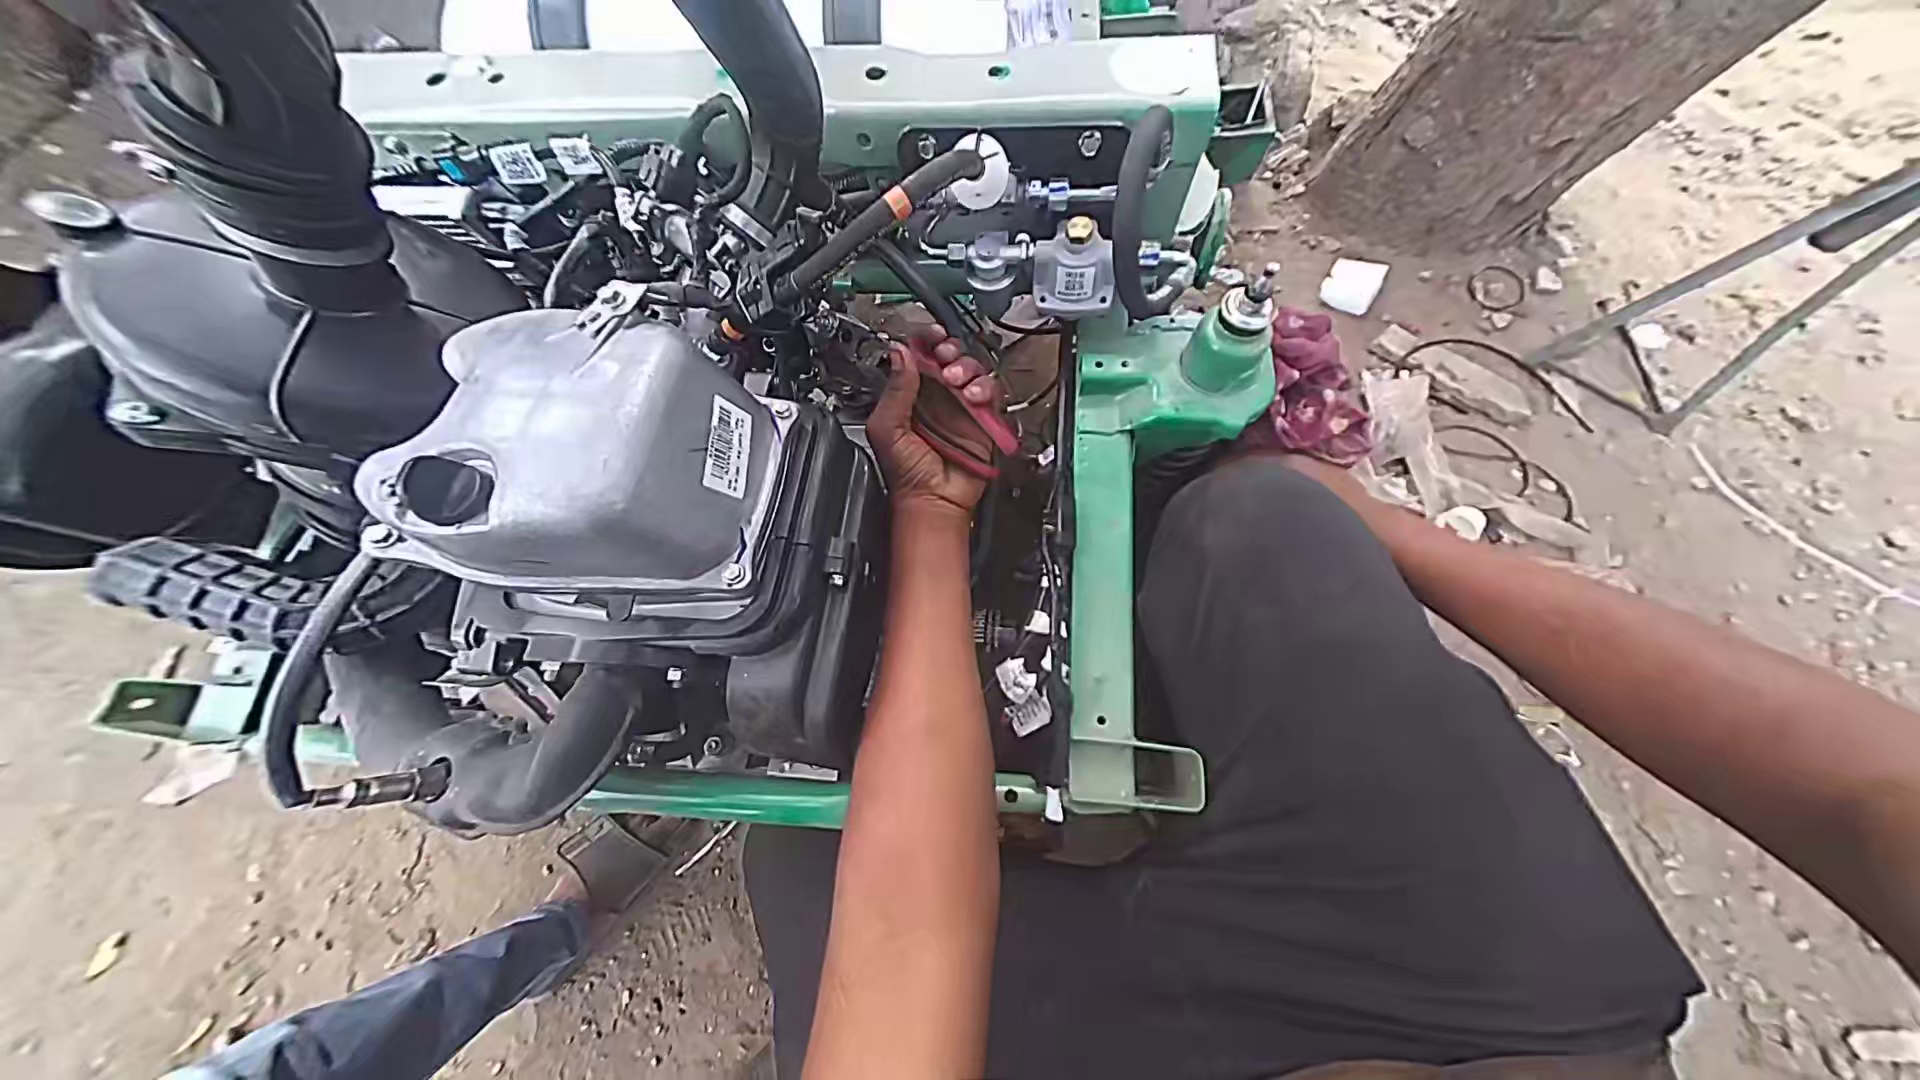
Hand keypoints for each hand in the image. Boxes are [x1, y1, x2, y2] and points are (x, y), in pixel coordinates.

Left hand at [868, 326, 1001, 518]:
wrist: (931, 500)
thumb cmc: (906, 474)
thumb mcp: (886, 428)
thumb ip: (894, 390)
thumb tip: (899, 354)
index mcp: (911, 395)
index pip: (920, 357)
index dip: (926, 341)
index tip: (930, 336)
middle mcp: (937, 398)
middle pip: (950, 357)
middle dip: (949, 349)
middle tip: (944, 355)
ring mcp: (961, 408)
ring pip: (972, 370)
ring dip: (966, 367)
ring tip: (956, 380)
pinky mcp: (982, 421)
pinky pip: (991, 393)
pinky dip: (985, 388)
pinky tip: (972, 396)